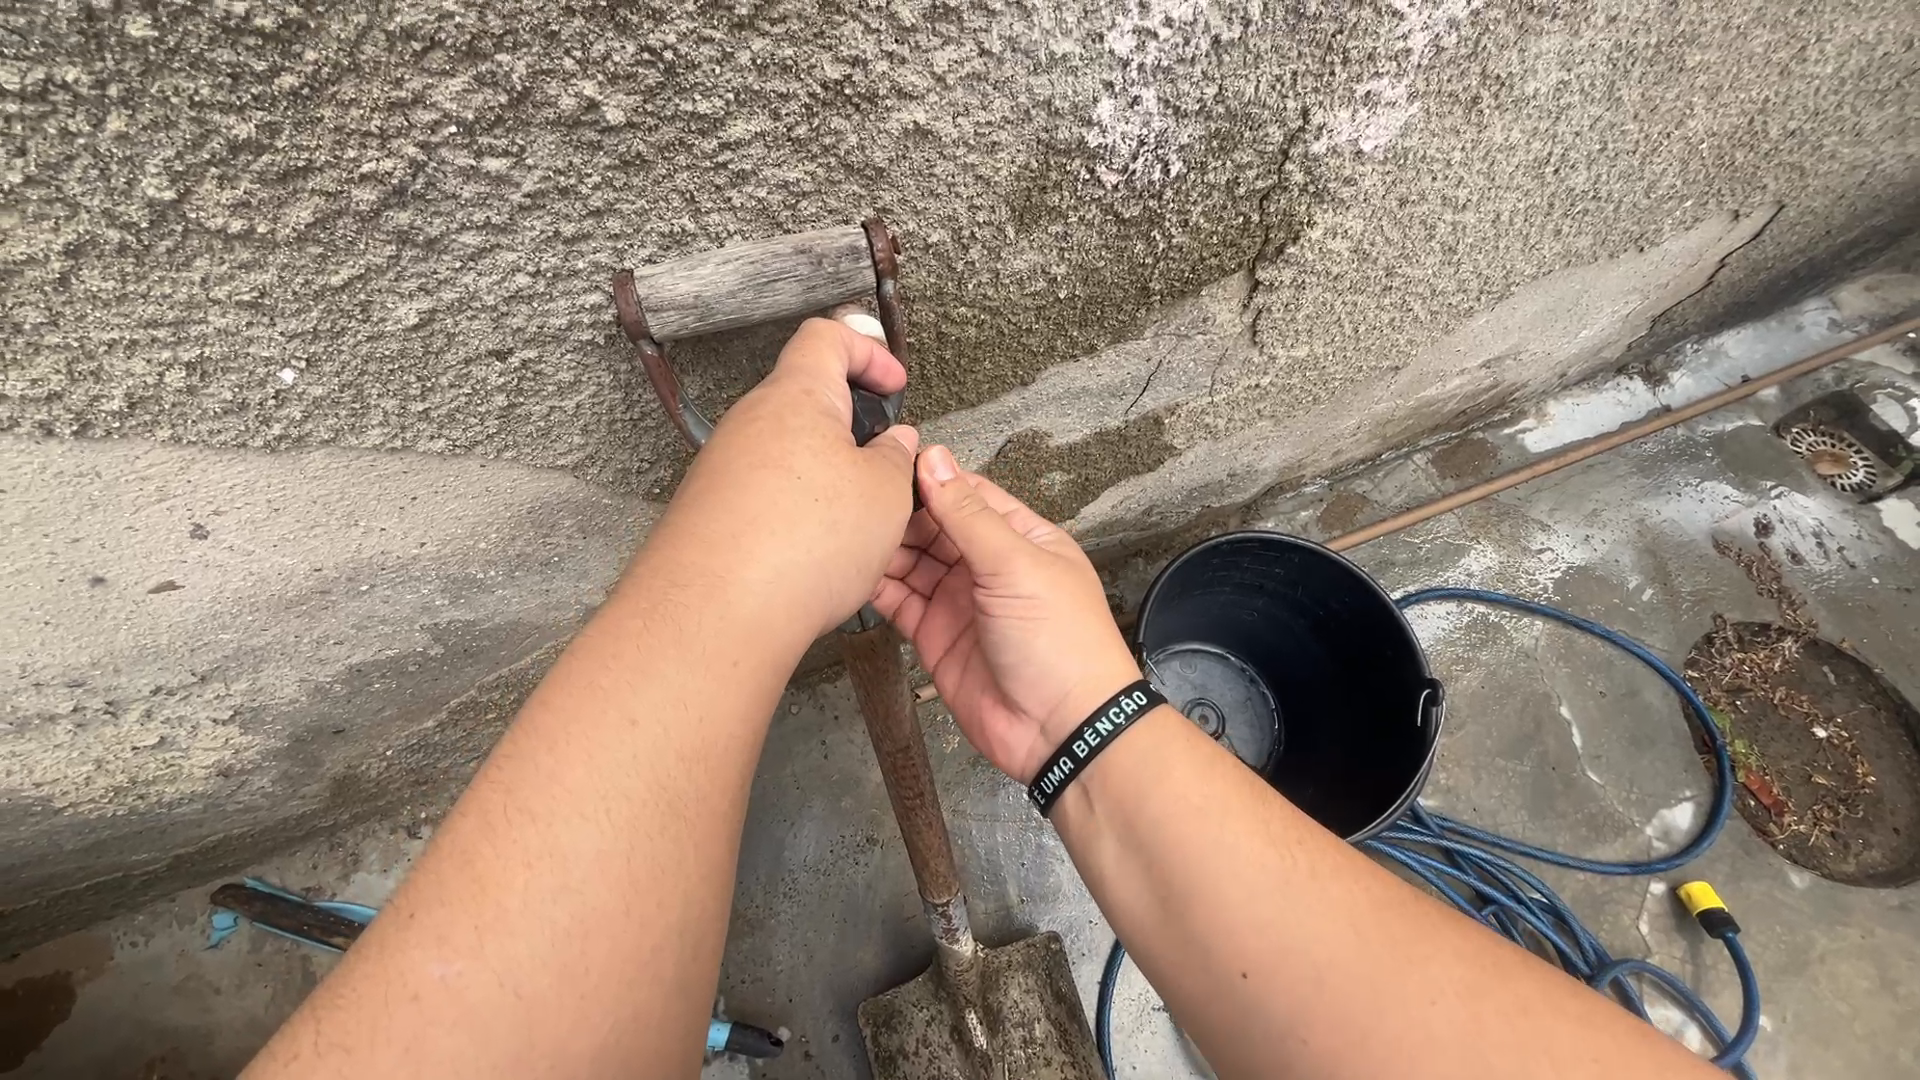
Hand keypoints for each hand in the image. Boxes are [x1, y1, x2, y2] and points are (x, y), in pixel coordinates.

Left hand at [638, 317, 919, 637]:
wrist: (716, 614)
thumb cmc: (804, 542)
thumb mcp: (885, 494)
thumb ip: (897, 458)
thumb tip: (895, 443)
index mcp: (795, 398)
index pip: (826, 337)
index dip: (868, 350)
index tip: (894, 384)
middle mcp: (751, 422)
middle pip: (805, 399)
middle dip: (852, 427)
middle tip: (884, 464)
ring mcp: (724, 466)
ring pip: (788, 452)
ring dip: (828, 474)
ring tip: (856, 521)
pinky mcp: (712, 510)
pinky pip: (766, 491)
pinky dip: (799, 508)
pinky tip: (817, 551)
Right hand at [873, 446, 1140, 782]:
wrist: (1059, 728)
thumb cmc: (1059, 640)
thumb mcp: (1016, 565)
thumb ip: (969, 515)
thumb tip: (935, 458)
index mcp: (1020, 537)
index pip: (968, 494)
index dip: (931, 479)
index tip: (888, 459)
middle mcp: (987, 565)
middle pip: (934, 526)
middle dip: (901, 514)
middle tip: (860, 499)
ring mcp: (959, 600)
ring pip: (912, 562)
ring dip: (885, 548)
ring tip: (848, 530)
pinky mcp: (934, 635)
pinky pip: (900, 601)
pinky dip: (878, 586)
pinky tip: (852, 568)